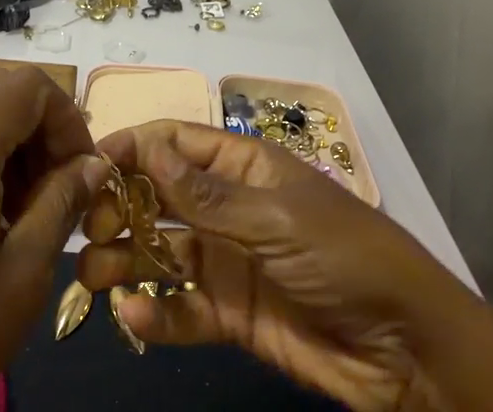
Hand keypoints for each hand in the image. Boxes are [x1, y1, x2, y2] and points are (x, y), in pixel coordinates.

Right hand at [79, 121, 492, 411]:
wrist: (407, 348)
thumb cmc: (345, 258)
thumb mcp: (276, 217)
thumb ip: (206, 193)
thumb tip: (146, 150)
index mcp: (247, 167)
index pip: (178, 144)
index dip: (134, 148)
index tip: (87, 164)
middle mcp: (230, 209)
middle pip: (160, 199)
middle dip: (120, 208)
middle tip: (86, 227)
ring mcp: (229, 262)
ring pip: (162, 254)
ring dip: (124, 260)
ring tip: (91, 274)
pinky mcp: (231, 314)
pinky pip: (182, 308)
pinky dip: (154, 312)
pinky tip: (132, 314)